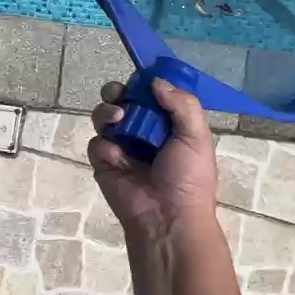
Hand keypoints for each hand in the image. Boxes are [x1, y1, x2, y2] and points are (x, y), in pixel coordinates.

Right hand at [86, 78, 218, 241]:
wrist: (167, 216)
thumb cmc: (188, 177)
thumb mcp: (197, 138)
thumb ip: (182, 106)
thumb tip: (156, 81)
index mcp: (168, 125)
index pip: (151, 96)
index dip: (144, 85)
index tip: (140, 79)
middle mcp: (142, 132)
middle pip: (121, 101)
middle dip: (116, 93)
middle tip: (118, 94)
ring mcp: (121, 145)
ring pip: (104, 116)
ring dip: (107, 112)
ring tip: (117, 119)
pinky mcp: (102, 160)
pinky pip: (96, 142)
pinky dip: (105, 146)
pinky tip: (117, 157)